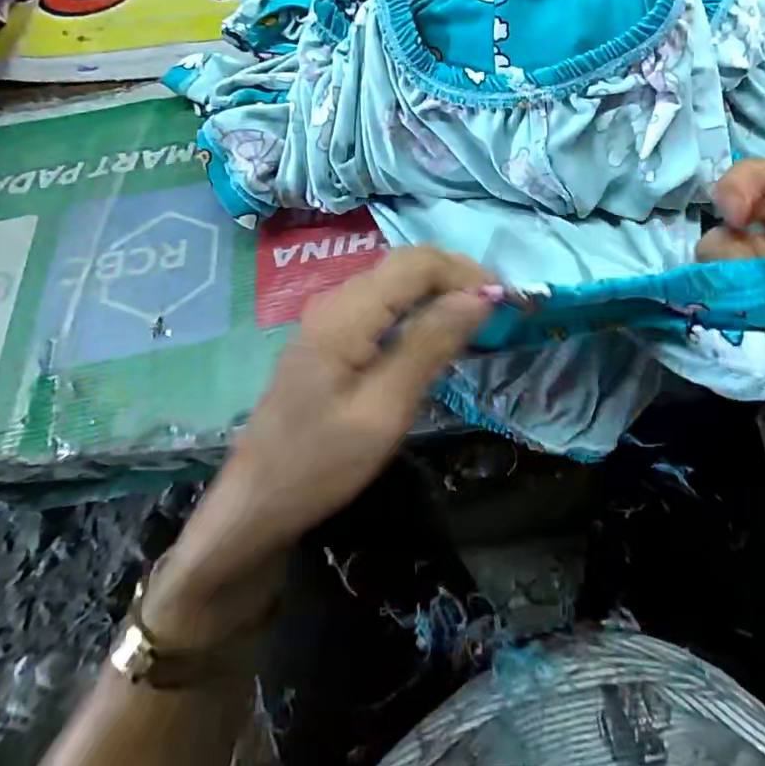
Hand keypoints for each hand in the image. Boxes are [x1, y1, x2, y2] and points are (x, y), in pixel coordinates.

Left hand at [145, 246, 492, 643]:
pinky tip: (437, 335)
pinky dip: (418, 309)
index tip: (507, 300)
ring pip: (394, 282)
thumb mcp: (384, 410)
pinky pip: (382, 306)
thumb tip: (480, 296)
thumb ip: (430, 346)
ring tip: (479, 319)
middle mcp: (334, 301)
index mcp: (345, 313)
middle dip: (456, 276)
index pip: (416, 263)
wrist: (257, 502)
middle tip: (499, 308)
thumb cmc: (321, 463)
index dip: (465, 272)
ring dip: (439, 291)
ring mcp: (328, 318)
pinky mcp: (329, 339)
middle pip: (405, 265)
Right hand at [697, 161, 764, 489]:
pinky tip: (731, 345)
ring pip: (709, 275)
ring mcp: (759, 310)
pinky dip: (704, 328)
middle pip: (730, 232)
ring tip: (760, 330)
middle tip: (764, 293)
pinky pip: (703, 325)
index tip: (734, 210)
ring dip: (720, 293)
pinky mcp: (738, 349)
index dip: (748, 185)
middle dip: (733, 252)